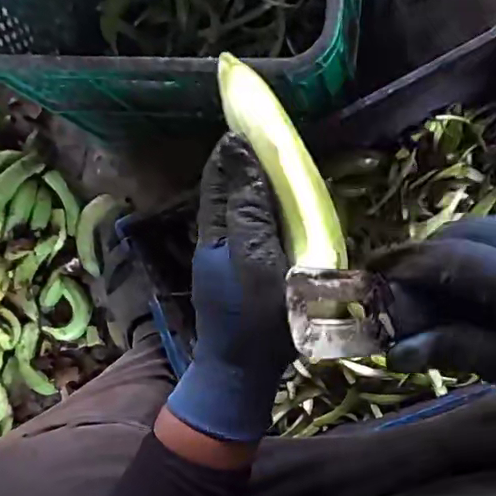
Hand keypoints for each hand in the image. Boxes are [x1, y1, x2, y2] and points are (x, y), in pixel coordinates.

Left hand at [163, 134, 292, 441]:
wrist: (243, 372)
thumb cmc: (256, 316)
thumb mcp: (257, 258)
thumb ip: (250, 208)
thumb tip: (240, 152)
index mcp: (218, 230)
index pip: (221, 175)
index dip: (235, 147)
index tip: (257, 122)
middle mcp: (215, 239)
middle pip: (225, 189)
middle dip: (243, 163)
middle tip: (274, 143)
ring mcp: (223, 258)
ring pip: (234, 208)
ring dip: (252, 186)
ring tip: (280, 171)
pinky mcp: (236, 273)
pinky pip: (244, 230)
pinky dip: (258, 212)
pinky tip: (277, 214)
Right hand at [378, 218, 495, 415]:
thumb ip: (458, 347)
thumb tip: (399, 351)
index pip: (441, 257)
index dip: (403, 264)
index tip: (375, 272)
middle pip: (463, 231)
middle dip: (430, 251)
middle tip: (412, 281)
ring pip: (492, 229)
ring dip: (463, 249)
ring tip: (456, 285)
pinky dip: (494, 252)